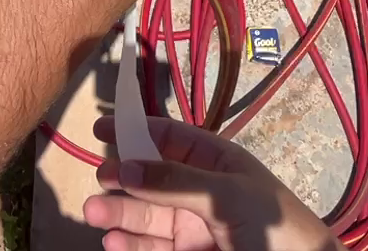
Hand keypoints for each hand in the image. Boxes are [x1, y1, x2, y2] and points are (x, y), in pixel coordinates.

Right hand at [82, 116, 338, 250]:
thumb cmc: (274, 224)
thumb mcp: (227, 194)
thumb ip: (176, 181)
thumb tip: (126, 166)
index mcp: (213, 160)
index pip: (167, 138)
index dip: (135, 131)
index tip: (100, 129)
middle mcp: (199, 190)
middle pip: (151, 180)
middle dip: (122, 179)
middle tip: (97, 183)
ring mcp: (193, 226)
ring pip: (148, 216)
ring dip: (120, 215)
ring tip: (93, 216)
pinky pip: (154, 248)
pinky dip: (131, 246)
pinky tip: (113, 245)